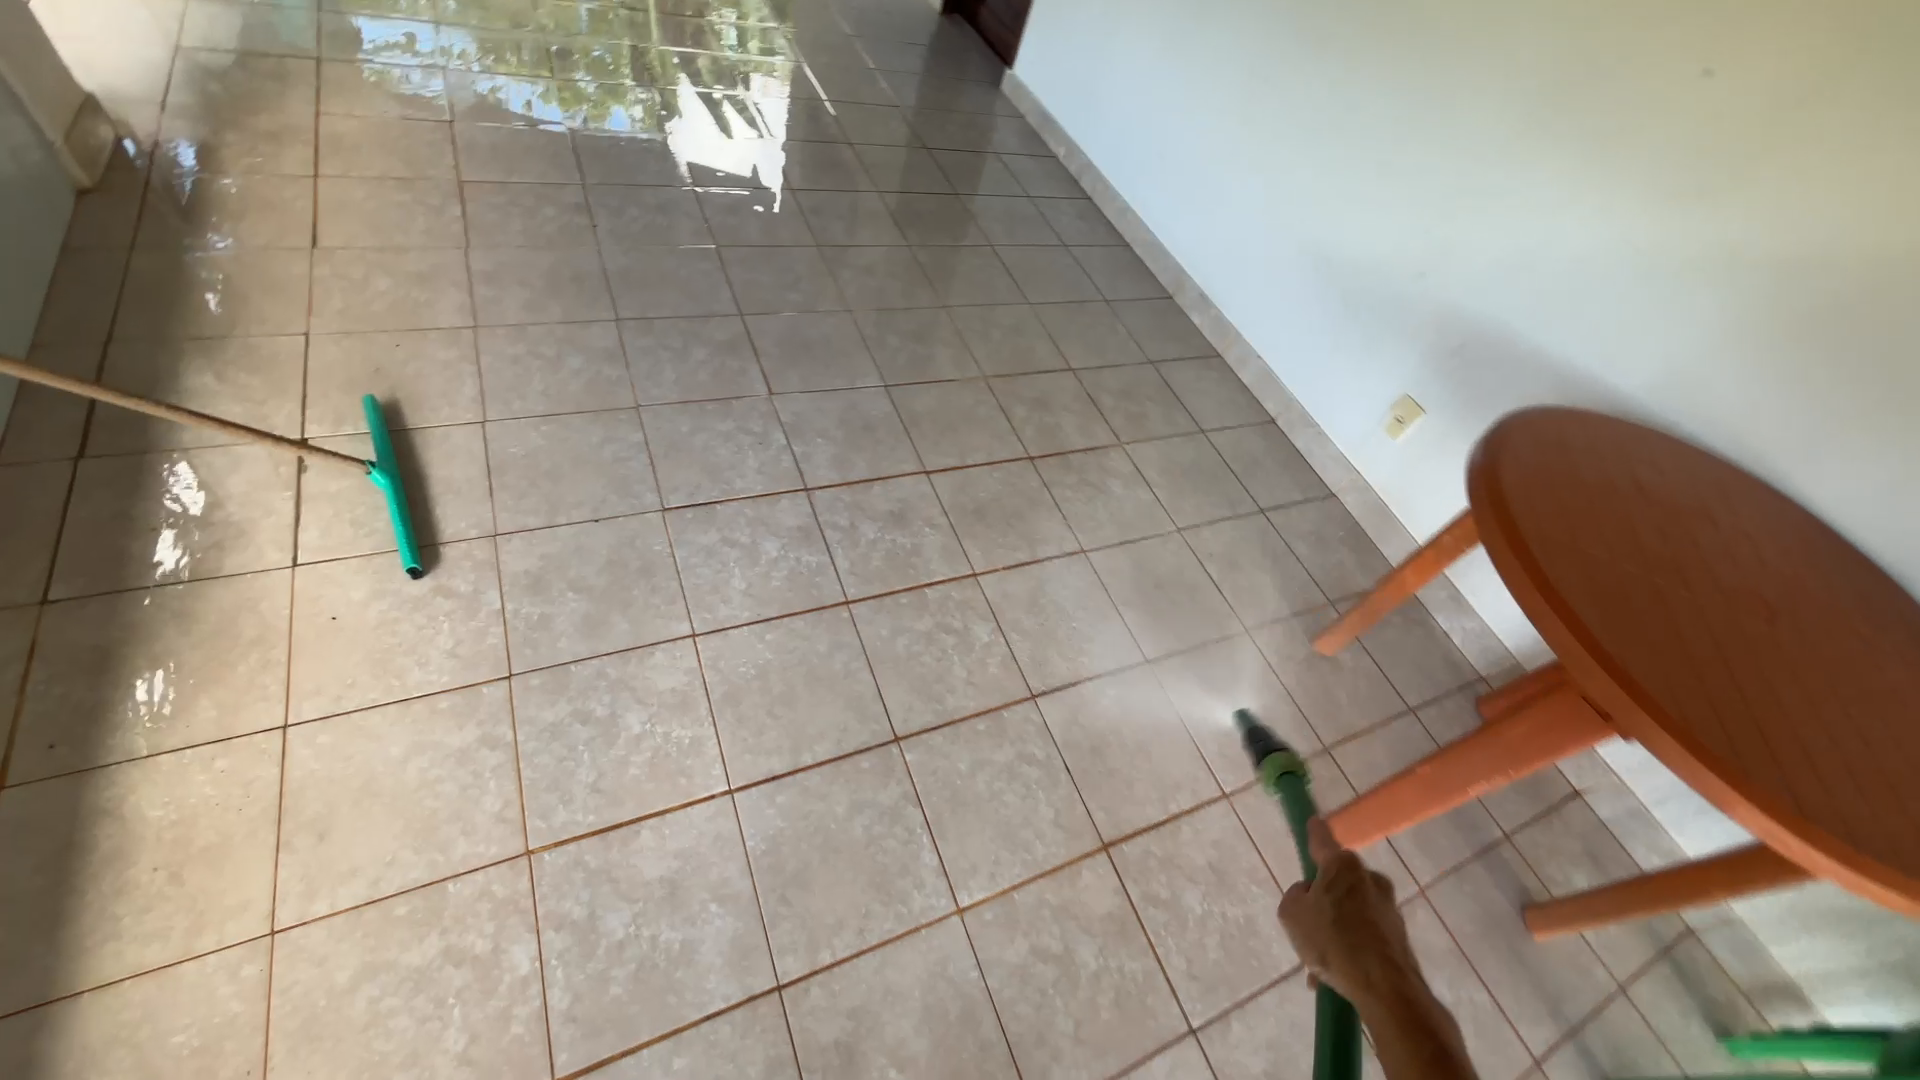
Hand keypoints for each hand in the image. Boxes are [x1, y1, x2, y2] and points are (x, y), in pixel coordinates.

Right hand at [1277, 816, 1418, 1008]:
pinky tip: (1336, 976)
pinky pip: (1365, 936)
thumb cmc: (1333, 941)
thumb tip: (1310, 895)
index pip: (1322, 840)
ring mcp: (1389, 908)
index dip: (1314, 832)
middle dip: (1324, 899)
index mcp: (1343, 866)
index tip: (1313, 822)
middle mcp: (1370, 879)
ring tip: (1319, 961)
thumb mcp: (1291, 914)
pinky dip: (1351, 949)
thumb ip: (1296, 895)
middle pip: (1338, 881)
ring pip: (1351, 912)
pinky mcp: (1399, 936)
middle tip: (1309, 925)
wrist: (1386, 990)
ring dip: (1336, 929)